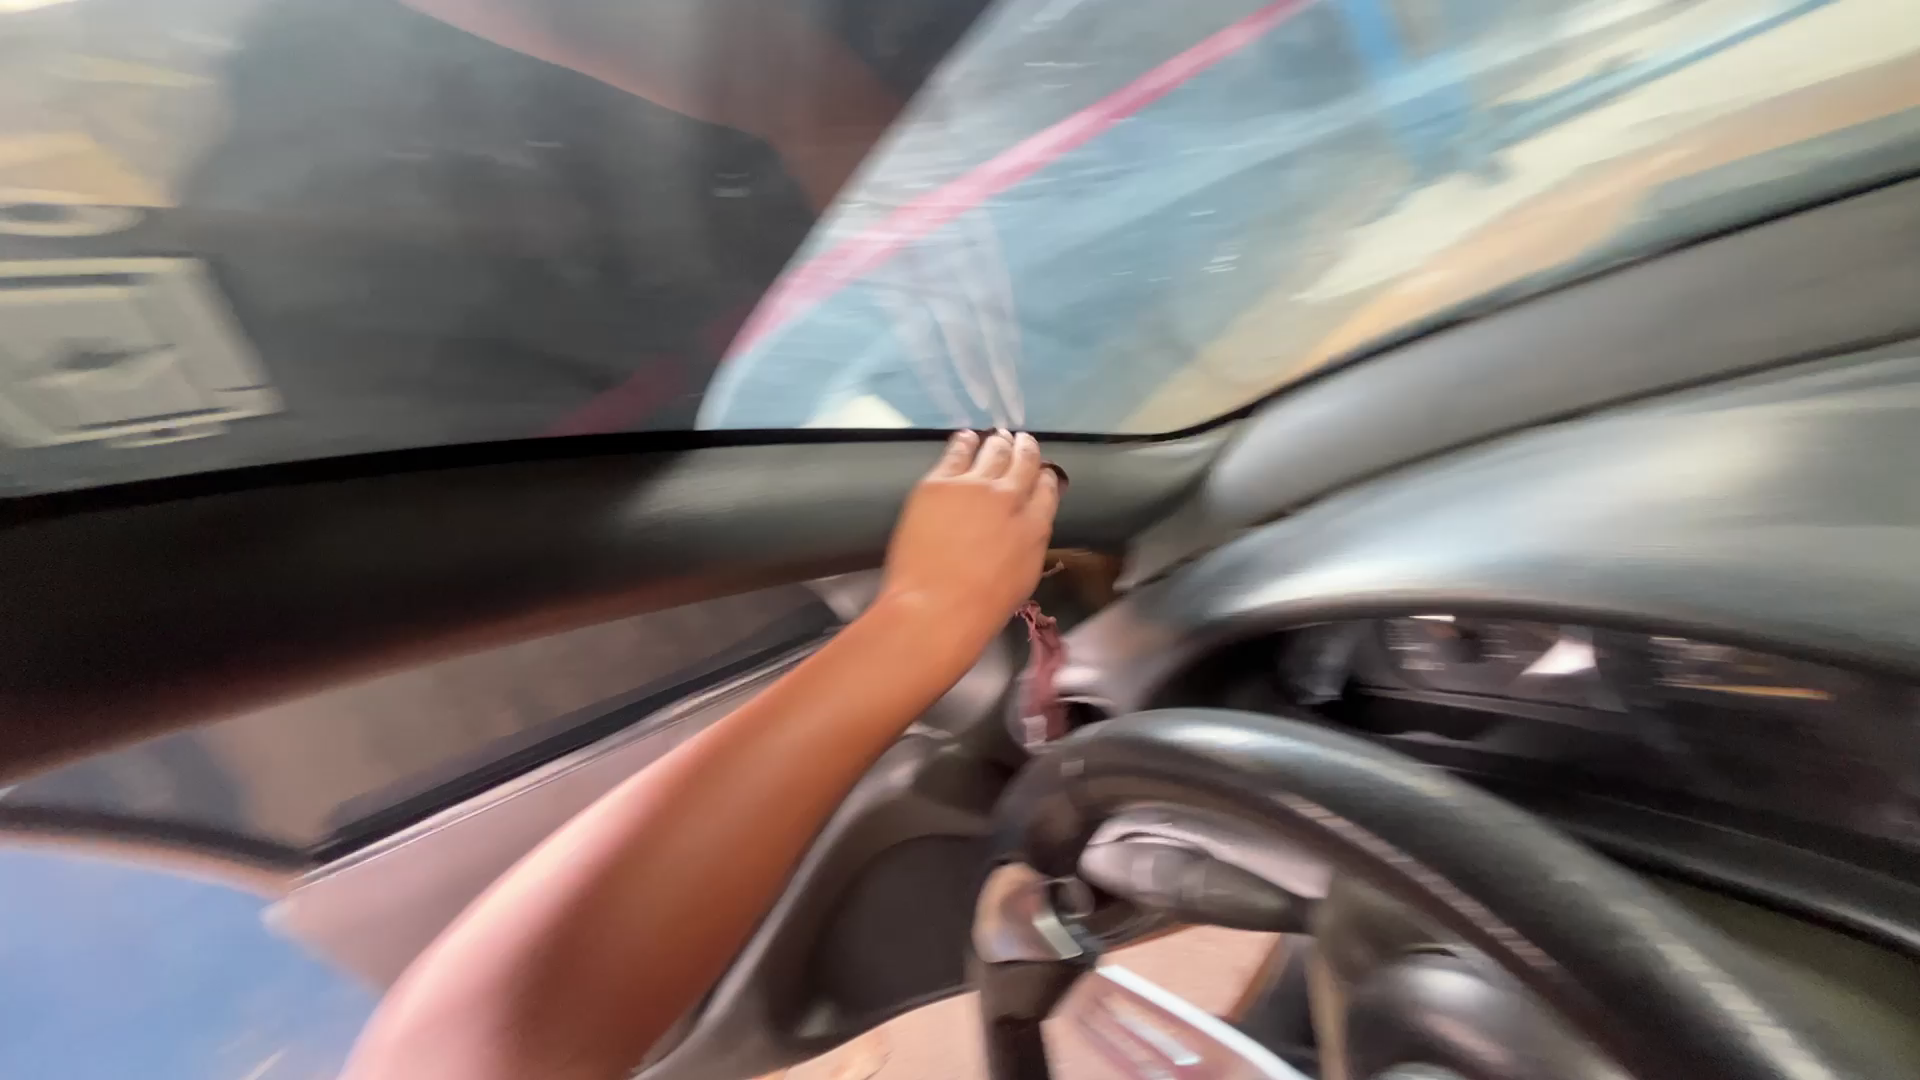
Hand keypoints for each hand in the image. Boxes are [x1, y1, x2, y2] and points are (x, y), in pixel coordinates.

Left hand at [876, 431, 1062, 653]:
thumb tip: (1025, 527)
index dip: (1044, 477)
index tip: (1040, 472)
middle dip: (1025, 450)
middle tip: (1023, 442)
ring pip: (992, 451)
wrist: (936, 606)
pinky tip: (966, 437)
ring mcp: (973, 485)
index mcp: (1035, 526)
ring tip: (998, 437)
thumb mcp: (1024, 578)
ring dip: (998, 443)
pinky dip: (964, 442)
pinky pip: (955, 452)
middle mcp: (1009, 497)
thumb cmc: (981, 607)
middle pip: (1022, 462)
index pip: (1046, 489)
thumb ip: (1028, 543)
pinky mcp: (939, 483)